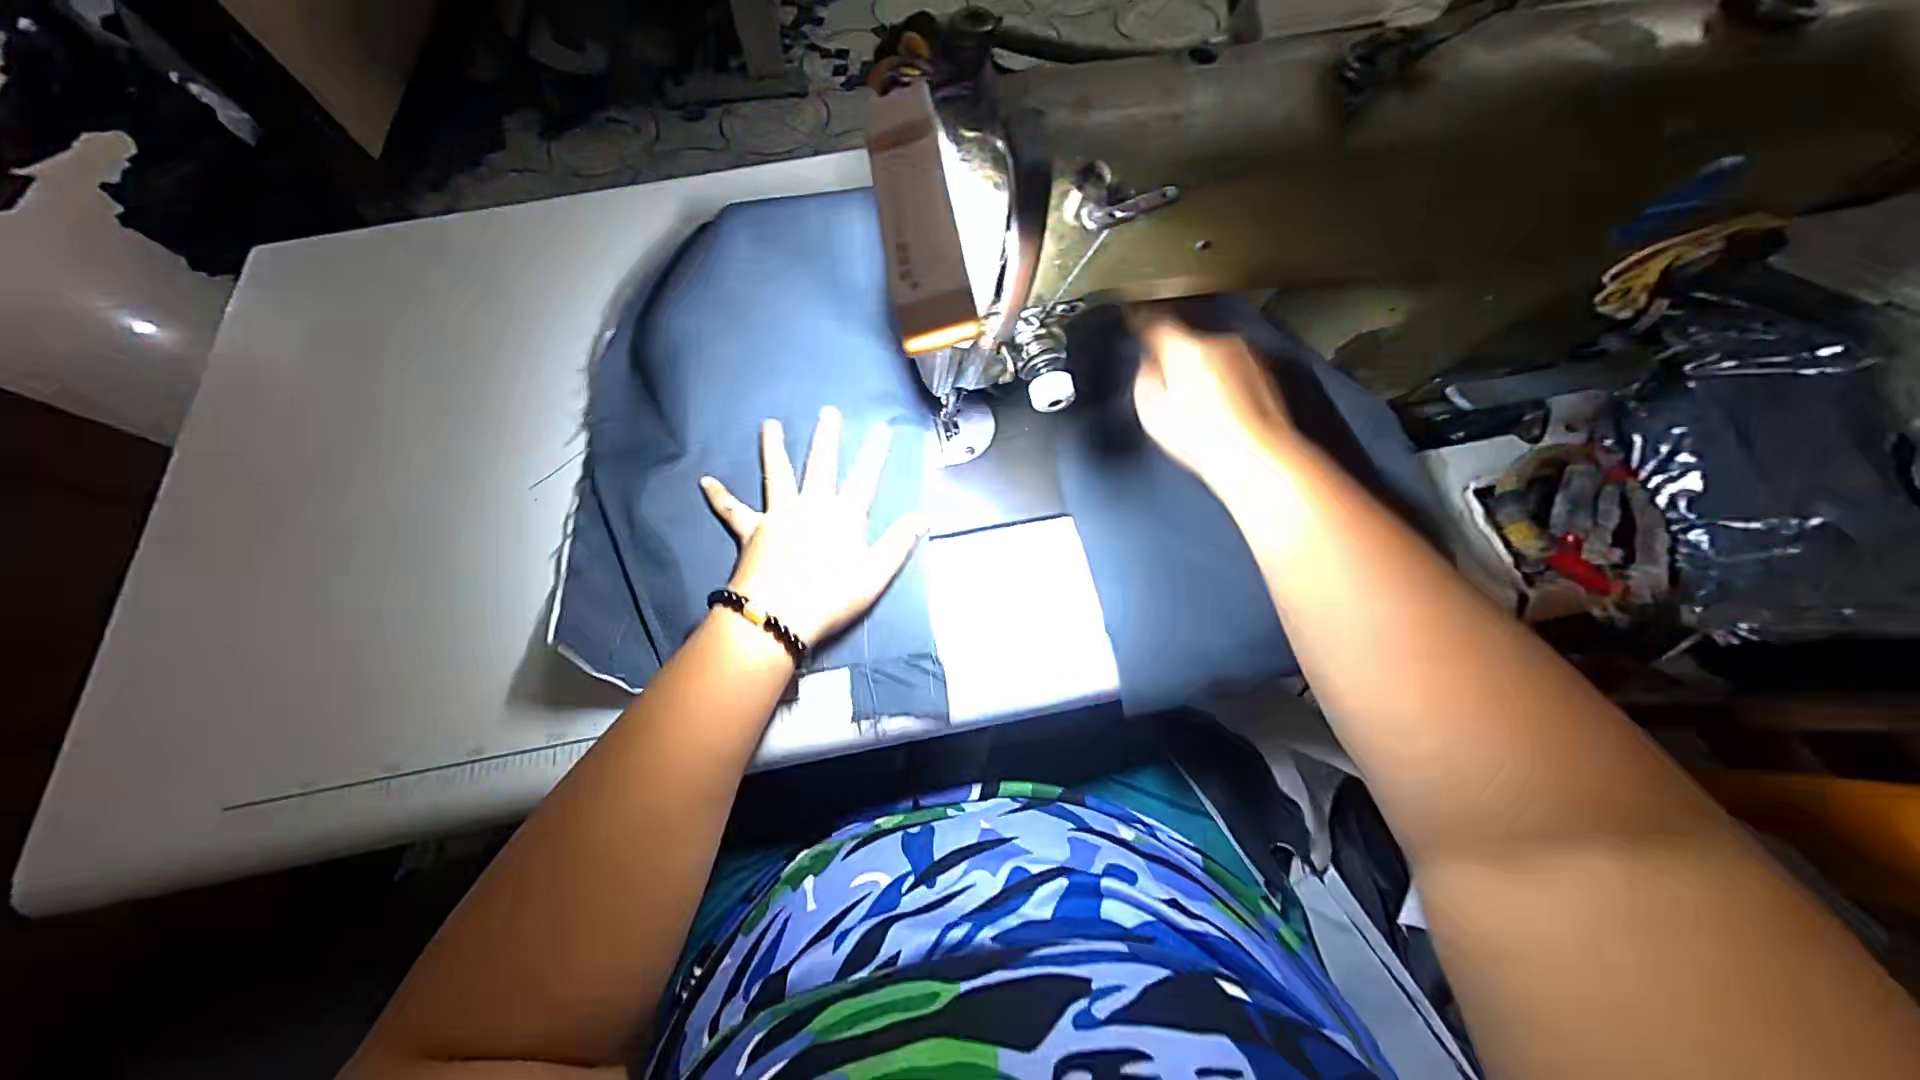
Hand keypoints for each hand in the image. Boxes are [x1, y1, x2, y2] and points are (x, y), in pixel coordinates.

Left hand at [700, 407, 926, 646]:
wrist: (777, 617)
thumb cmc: (830, 598)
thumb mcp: (875, 575)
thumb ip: (898, 543)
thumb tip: (923, 517)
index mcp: (843, 517)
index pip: (864, 479)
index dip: (874, 453)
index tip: (882, 427)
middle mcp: (810, 507)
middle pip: (820, 465)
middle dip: (826, 438)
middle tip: (828, 412)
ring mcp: (778, 516)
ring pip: (777, 475)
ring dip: (774, 449)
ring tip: (769, 425)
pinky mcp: (751, 531)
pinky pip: (732, 511)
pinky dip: (720, 497)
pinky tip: (705, 481)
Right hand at [1131, 308, 1304, 486]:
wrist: (1255, 456)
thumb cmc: (1204, 438)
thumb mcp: (1151, 411)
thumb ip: (1145, 377)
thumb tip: (1150, 365)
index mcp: (1186, 348)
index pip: (1156, 323)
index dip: (1142, 324)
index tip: (1135, 325)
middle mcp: (1219, 343)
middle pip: (1187, 341)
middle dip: (1176, 359)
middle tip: (1167, 390)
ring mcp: (1246, 357)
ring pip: (1212, 356)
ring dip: (1201, 374)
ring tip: (1195, 411)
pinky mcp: (1264, 375)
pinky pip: (1232, 373)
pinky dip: (1223, 387)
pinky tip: (1218, 416)